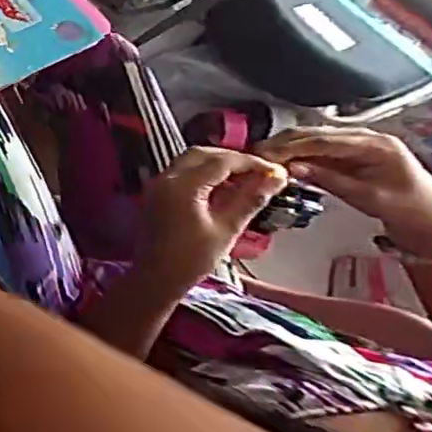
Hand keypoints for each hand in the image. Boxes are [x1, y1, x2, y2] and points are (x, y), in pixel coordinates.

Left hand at [136, 147, 288, 288]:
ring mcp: (156, 184)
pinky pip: (180, 172)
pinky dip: (202, 173)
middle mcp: (165, 179)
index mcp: (182, 186)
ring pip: (189, 161)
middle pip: (202, 154)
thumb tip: (276, 178)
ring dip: (217, 164)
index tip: (276, 170)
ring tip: (246, 178)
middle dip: (232, 158)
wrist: (156, 277)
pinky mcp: (155, 193)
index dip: (251, 162)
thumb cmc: (193, 258)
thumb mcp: (227, 229)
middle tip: (260, 171)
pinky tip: (223, 187)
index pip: (220, 161)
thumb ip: (250, 199)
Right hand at [255, 126, 431, 258]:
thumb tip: (292, 168)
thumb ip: (330, 180)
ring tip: (260, 158)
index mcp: (376, 144)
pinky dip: (296, 155)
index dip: (290, 146)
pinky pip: (316, 150)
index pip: (323, 139)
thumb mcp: (369, 198)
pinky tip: (280, 163)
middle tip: (254, 155)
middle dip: (282, 143)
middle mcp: (365, 137)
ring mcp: (357, 145)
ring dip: (285, 148)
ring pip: (311, 140)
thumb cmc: (412, 211)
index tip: (263, 155)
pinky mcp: (350, 156)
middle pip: (314, 134)